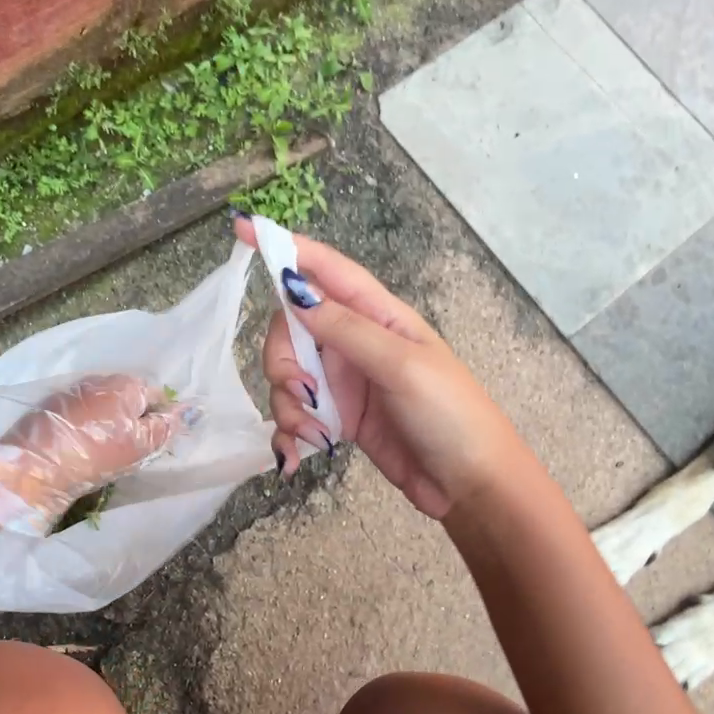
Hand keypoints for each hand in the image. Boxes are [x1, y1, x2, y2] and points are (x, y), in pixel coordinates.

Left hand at [0, 375, 184, 529]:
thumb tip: (191, 410)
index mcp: (124, 384)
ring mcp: (71, 393)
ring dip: (108, 425)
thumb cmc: (94, 455)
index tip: (154, 444)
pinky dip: (84, 430)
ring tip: (103, 455)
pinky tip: (79, 451)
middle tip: (130, 452)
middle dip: (133, 420)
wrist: (32, 467)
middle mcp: (98, 380)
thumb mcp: (138, 446)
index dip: (160, 418)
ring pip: (103, 407)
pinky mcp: (49, 409)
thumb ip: (165, 427)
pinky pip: (79, 416)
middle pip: (128, 399)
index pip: (155, 394)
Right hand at [236, 218, 531, 519]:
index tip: (243, 228)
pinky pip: (293, 413)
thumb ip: (346, 330)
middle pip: (289, 329)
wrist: (470, 486)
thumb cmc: (452, 416)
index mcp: (377, 315)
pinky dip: (288, 433)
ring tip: (315, 436)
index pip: (323, 269)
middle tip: (301, 393)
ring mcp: (342, 379)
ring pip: (284, 375)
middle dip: (281, 363)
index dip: (283, 247)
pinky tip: (298, 456)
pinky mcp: (335, 415)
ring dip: (287, 406)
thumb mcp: (402, 366)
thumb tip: (294, 291)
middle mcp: (353, 340)